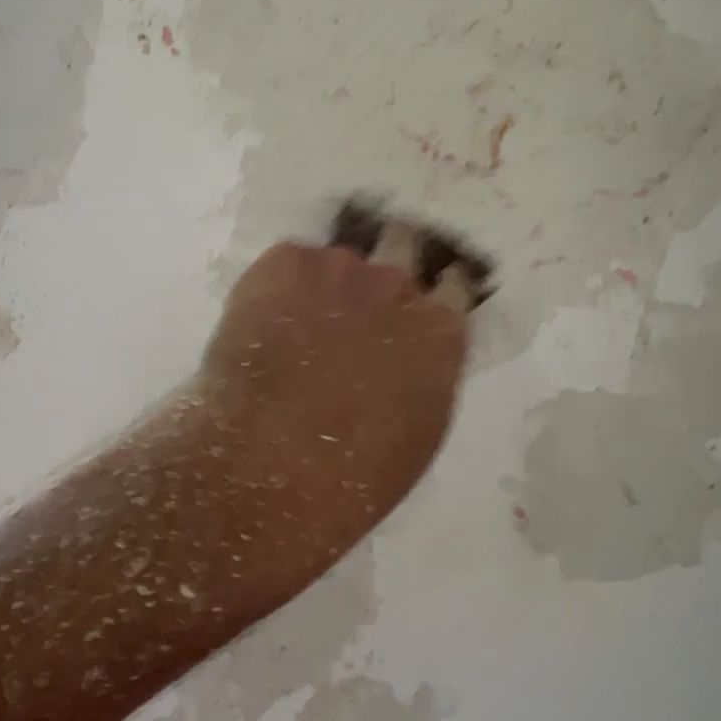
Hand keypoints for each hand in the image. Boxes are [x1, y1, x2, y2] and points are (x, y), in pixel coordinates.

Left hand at [200, 221, 479, 539]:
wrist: (269, 464)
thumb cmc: (355, 475)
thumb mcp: (420, 429)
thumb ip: (427, 372)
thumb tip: (415, 354)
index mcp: (441, 330)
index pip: (453, 284)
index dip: (435, 291)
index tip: (417, 303)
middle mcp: (399, 285)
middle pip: (403, 246)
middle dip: (388, 264)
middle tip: (360, 299)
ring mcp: (341, 268)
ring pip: (341, 260)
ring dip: (330, 282)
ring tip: (301, 319)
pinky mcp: (285, 263)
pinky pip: (291, 262)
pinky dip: (282, 285)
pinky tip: (266, 320)